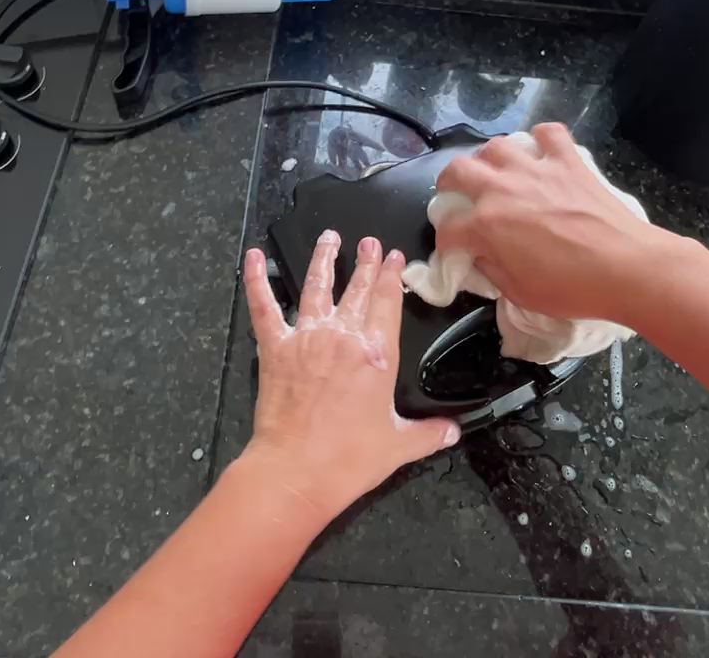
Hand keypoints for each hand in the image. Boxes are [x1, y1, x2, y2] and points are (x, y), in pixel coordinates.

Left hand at [239, 232, 460, 521]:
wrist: (296, 471)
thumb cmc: (349, 459)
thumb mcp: (398, 446)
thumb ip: (428, 433)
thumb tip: (453, 430)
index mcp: (376, 353)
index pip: (387, 302)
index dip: (392, 276)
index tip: (395, 256)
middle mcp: (343, 336)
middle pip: (357, 289)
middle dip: (366, 262)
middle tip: (371, 242)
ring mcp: (306, 337)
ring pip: (317, 287)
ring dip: (324, 259)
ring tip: (330, 237)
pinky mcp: (275, 348)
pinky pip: (264, 307)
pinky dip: (257, 280)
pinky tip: (254, 257)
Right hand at [434, 123, 693, 322]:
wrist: (627, 268)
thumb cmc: (572, 288)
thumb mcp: (519, 293)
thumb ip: (491, 269)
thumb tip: (480, 255)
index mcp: (486, 225)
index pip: (448, 228)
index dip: (446, 240)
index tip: (454, 249)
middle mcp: (502, 188)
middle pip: (457, 171)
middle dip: (449, 184)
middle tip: (456, 194)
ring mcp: (536, 169)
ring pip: (497, 146)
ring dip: (489, 158)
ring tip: (495, 171)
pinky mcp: (567, 161)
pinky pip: (548, 133)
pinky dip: (541, 139)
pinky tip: (541, 152)